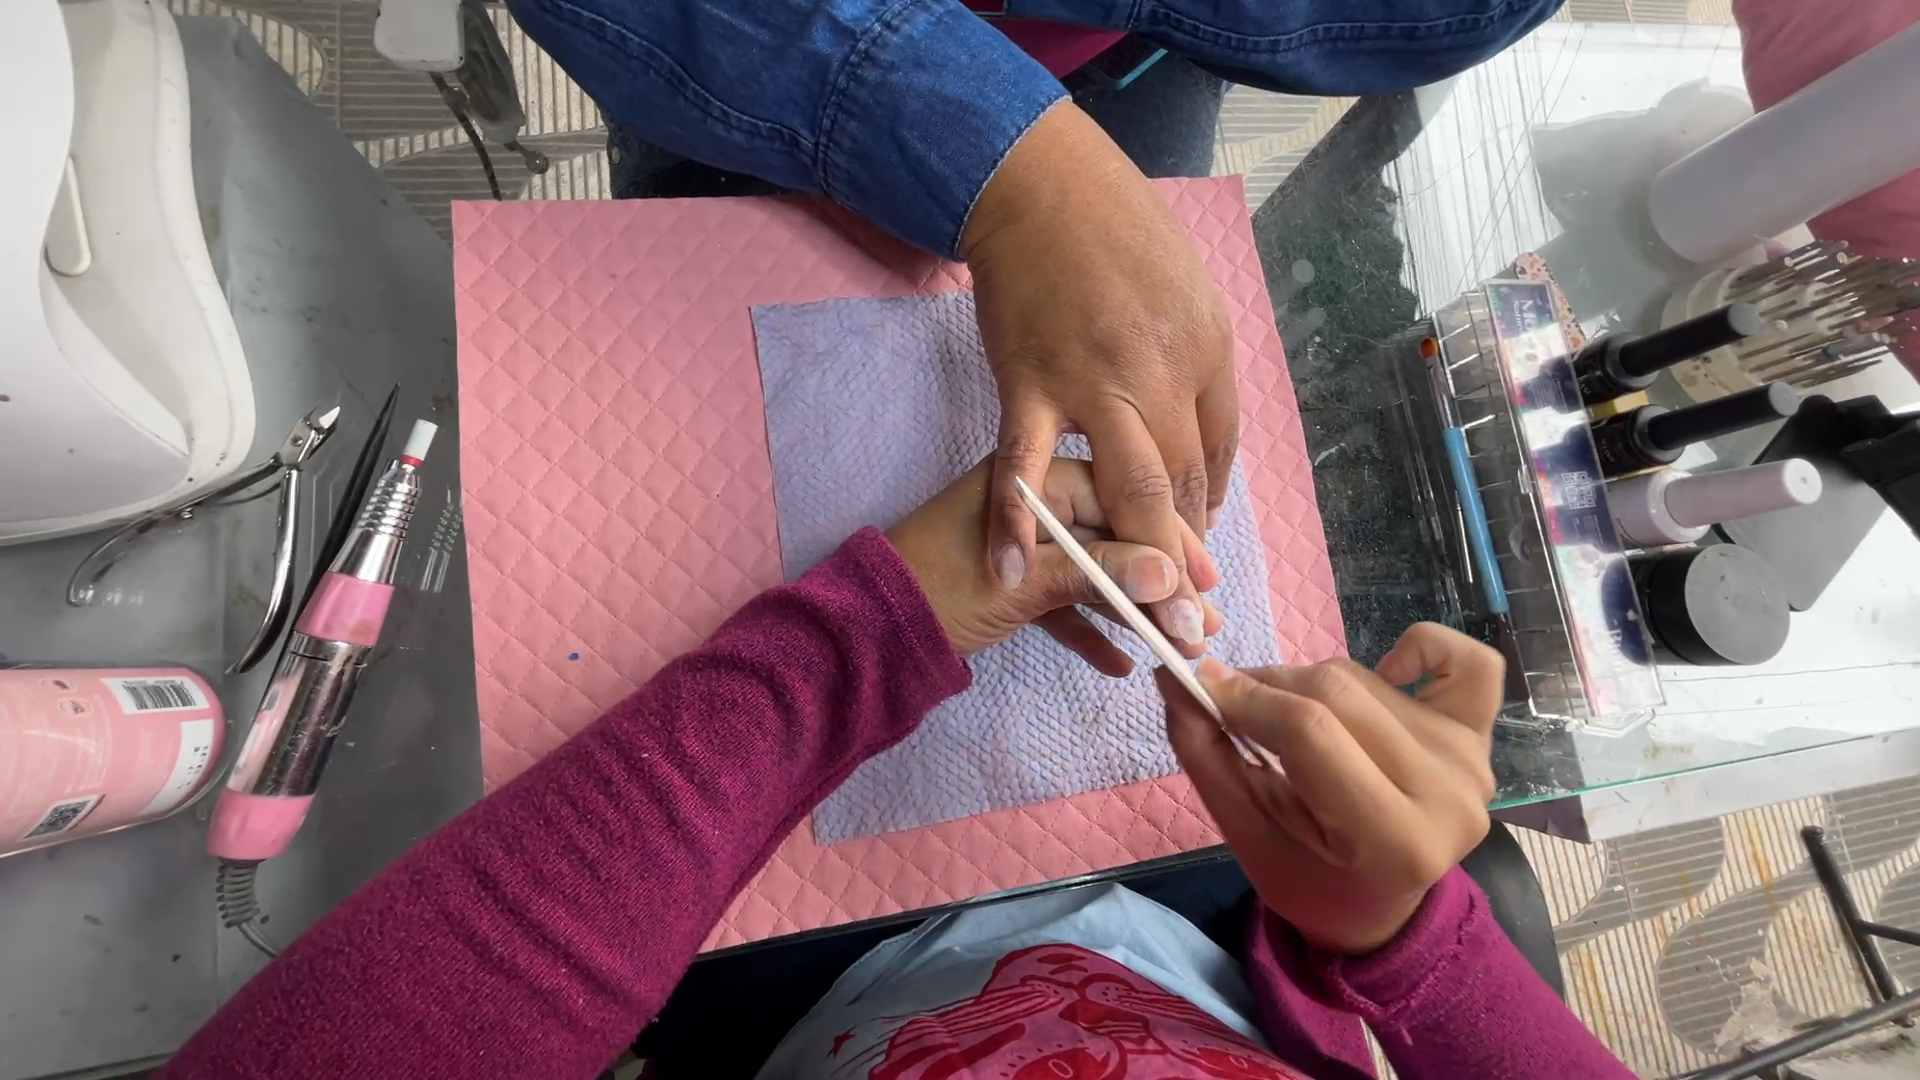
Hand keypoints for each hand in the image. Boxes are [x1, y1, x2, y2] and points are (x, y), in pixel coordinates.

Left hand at [889, 457, 1221, 674]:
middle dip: (1159, 586)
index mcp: (1032, 481)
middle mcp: (1032, 509)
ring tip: (1180, 648)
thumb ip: (1097, 573)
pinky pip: (1058, 605)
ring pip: (1090, 578)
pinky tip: (1119, 663)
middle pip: (1111, 543)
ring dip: (1131, 613)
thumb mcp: (1025, 580)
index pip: (1118, 500)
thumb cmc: (942, 588)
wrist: (869, 632)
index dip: (1166, 542)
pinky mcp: (1011, 589)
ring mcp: (1022, 550)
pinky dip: (1084, 632)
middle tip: (1204, 625)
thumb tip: (1171, 576)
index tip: (1205, 582)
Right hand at [961, 102, 1238, 653]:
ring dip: (1131, 558)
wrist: (1042, 191)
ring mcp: (1093, 381)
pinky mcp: (1028, 386)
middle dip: (1186, 558)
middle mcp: (1161, 372)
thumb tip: (1201, 452)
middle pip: (1181, 483)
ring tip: (1133, 615)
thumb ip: (1201, 375)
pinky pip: (1025, 466)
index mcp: (1206, 350)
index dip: (1206, 513)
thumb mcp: (1190, 296)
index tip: (1196, 554)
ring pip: (1124, 486)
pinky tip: (1011, 573)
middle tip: (1186, 618)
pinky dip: (1016, 523)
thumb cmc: (1119, 240)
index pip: (1215, 455)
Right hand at [1156, 624, 1501, 953]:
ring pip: (1360, 676)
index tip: (1196, 684)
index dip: (1242, 696)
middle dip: (1264, 687)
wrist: (1373, 902)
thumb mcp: (1238, 826)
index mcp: (1393, 838)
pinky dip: (1422, 646)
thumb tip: (1173, 673)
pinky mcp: (1480, 737)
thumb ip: (1202, 748)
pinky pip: (1468, 662)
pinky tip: (1387, 671)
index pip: (1307, 730)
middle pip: (1333, 691)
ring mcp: (1472, 762)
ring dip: (1306, 683)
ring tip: (1291, 722)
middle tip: (1232, 706)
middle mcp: (1450, 795)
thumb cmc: (1302, 874)